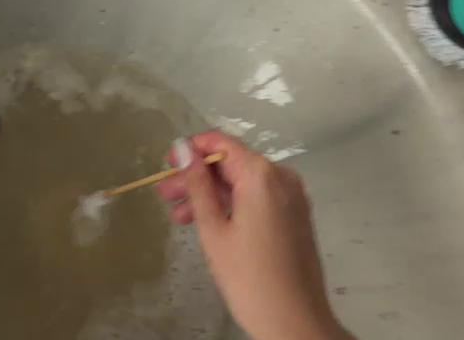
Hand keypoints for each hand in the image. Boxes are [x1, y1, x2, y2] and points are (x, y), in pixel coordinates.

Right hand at [157, 132, 352, 339]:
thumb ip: (198, 185)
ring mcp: (291, 196)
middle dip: (196, 177)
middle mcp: (281, 176)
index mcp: (261, 174)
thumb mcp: (214, 230)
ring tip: (179, 217)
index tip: (167, 164)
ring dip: (211, 194)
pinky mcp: (295, 215)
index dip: (191, 149)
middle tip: (165, 195)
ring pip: (242, 182)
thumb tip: (183, 148)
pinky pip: (257, 197)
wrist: (299, 327)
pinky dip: (233, 205)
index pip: (221, 142)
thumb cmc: (250, 279)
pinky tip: (209, 223)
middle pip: (231, 163)